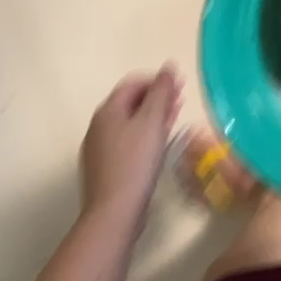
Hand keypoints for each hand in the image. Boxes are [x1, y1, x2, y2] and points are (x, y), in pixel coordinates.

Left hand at [79, 66, 181, 224]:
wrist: (113, 213)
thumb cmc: (135, 161)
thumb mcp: (152, 121)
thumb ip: (161, 91)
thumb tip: (168, 66)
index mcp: (108, 110)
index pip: (133, 83)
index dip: (157, 80)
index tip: (180, 85)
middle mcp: (99, 126)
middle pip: (131, 102)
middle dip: (156, 97)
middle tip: (181, 99)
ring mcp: (99, 149)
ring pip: (130, 123)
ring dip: (153, 116)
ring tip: (175, 117)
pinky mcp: (105, 168)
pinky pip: (127, 141)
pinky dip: (144, 134)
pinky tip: (159, 142)